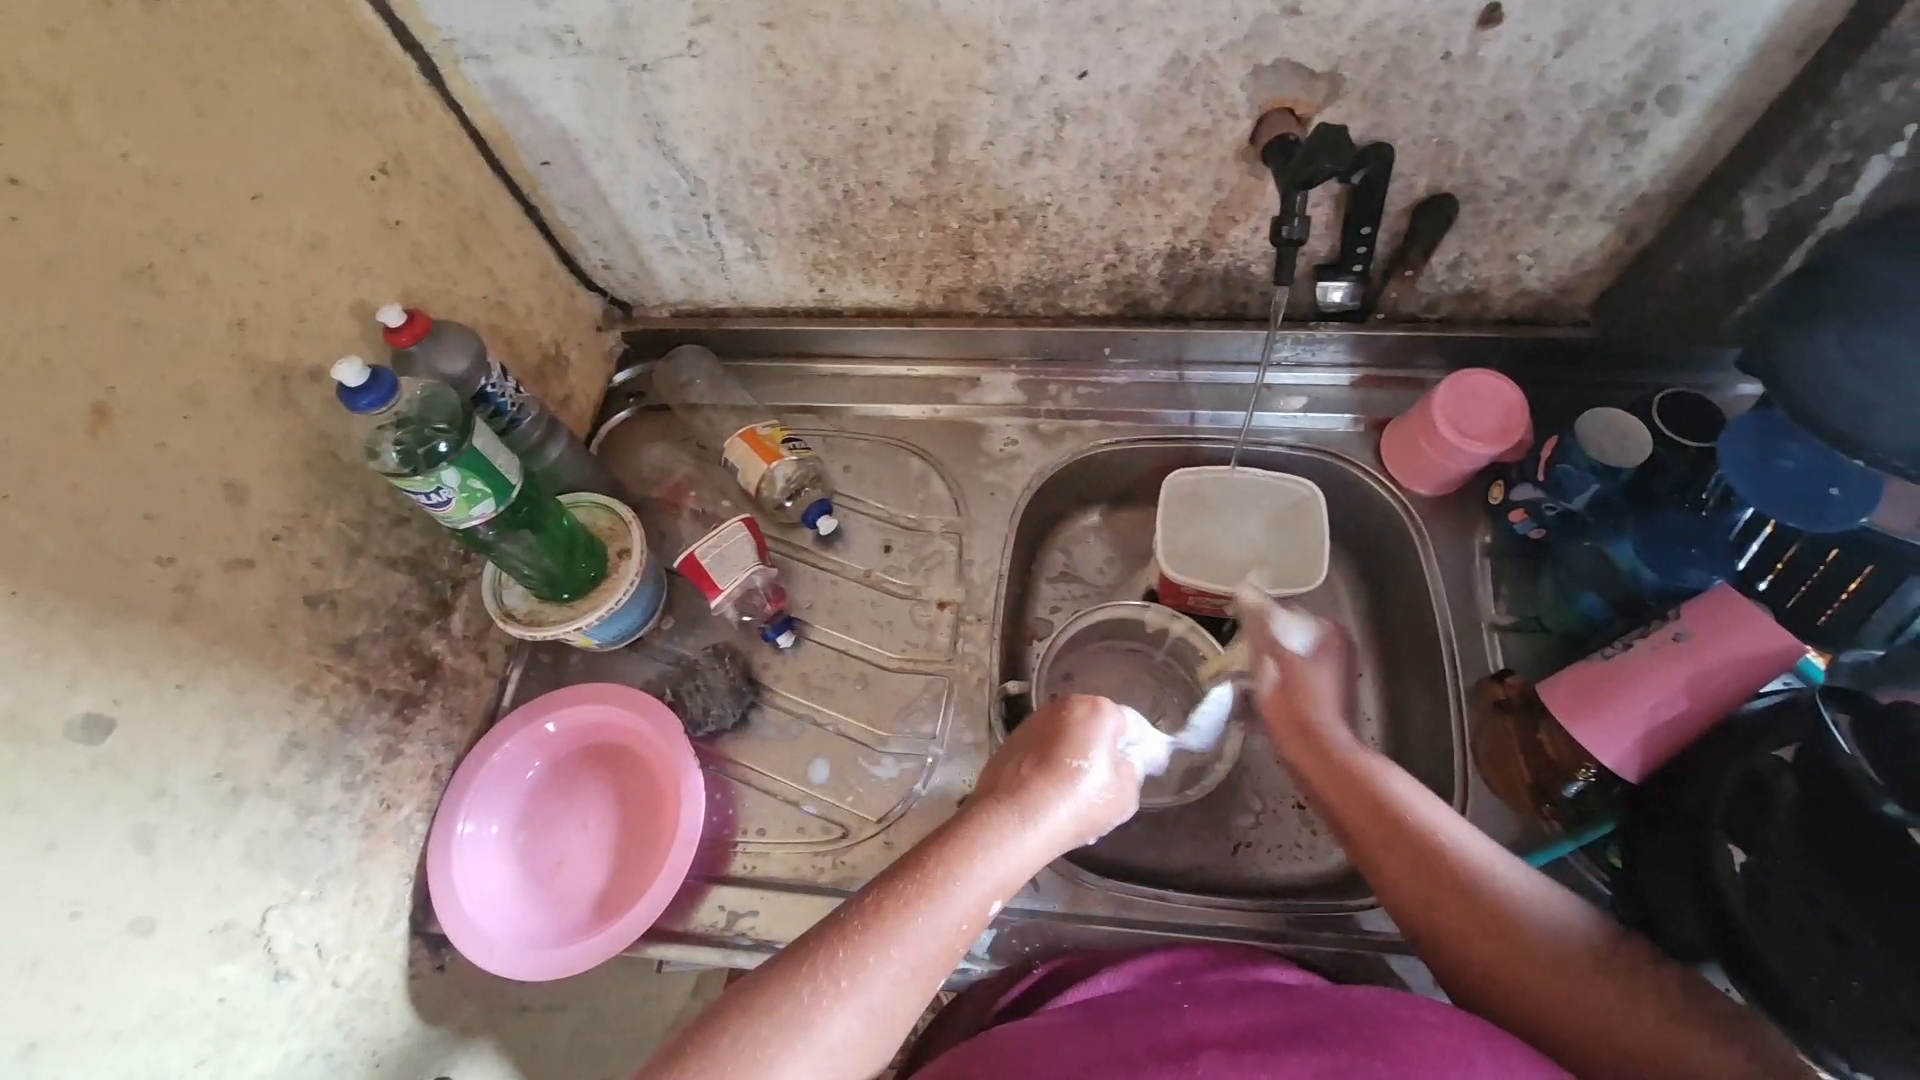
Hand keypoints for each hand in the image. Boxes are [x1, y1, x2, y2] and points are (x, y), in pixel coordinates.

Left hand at [971, 695, 1143, 860]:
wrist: (1014, 819)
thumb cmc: (1078, 801)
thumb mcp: (1126, 793)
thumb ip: (1133, 770)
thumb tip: (1125, 762)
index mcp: (1096, 709)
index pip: (1130, 723)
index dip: (1140, 747)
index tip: (1144, 768)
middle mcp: (1062, 706)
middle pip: (1094, 727)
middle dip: (1104, 751)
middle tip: (1110, 785)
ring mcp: (1033, 722)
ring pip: (1067, 739)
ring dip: (1076, 759)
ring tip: (1078, 798)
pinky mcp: (1011, 741)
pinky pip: (1043, 751)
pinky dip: (1052, 766)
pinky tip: (1053, 796)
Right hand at [1235, 587, 1359, 759]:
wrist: (1318, 759)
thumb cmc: (1296, 707)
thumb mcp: (1271, 658)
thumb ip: (1259, 622)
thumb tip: (1245, 589)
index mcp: (1329, 634)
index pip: (1284, 614)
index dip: (1257, 624)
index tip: (1238, 639)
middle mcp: (1335, 650)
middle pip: (1283, 639)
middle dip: (1257, 650)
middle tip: (1236, 664)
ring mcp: (1330, 677)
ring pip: (1282, 662)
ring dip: (1260, 671)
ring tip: (1240, 687)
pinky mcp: (1320, 700)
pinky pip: (1287, 683)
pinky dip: (1269, 690)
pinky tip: (1251, 706)